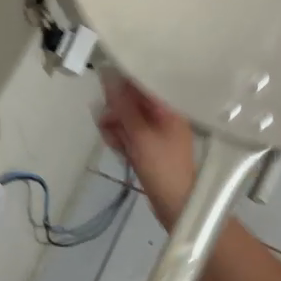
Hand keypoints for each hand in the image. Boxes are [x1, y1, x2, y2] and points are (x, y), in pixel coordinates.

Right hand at [98, 77, 196, 227]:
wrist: (175, 205)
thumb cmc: (162, 167)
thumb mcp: (140, 135)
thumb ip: (124, 106)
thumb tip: (109, 76)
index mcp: (170, 107)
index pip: (144, 84)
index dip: (122, 84)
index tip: (105, 89)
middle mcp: (165, 115)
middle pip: (133, 102)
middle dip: (117, 111)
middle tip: (107, 123)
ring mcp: (157, 131)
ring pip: (128, 119)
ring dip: (116, 126)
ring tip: (114, 141)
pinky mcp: (150, 146)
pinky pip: (131, 134)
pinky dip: (122, 138)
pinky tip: (118, 148)